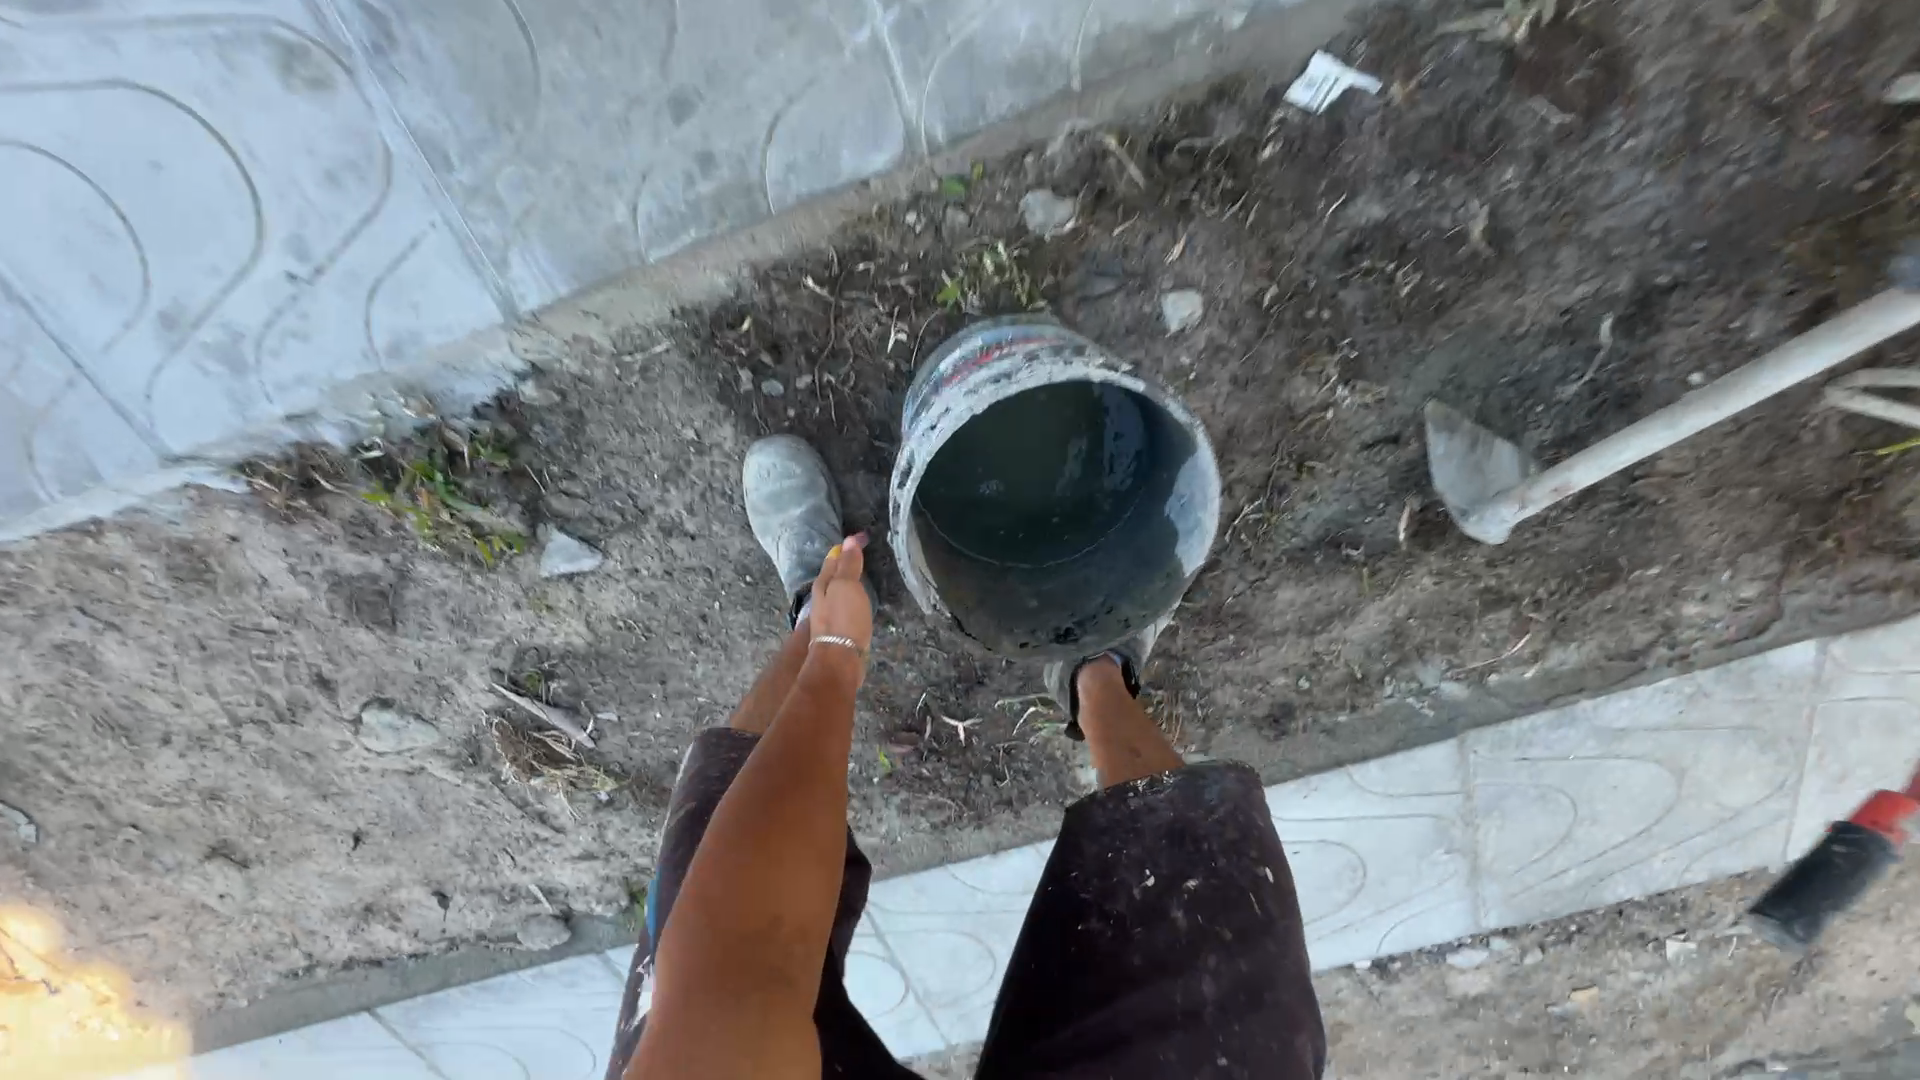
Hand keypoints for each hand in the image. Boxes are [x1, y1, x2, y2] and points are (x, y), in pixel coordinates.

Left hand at [808, 532, 871, 656]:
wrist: (840, 659)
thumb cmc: (843, 619)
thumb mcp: (847, 586)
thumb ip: (848, 564)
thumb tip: (849, 540)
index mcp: (823, 584)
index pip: (834, 558)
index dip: (847, 546)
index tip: (862, 537)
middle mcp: (823, 598)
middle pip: (833, 575)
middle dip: (845, 563)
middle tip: (861, 553)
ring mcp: (830, 615)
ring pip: (839, 592)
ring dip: (848, 582)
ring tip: (862, 576)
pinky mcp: (839, 630)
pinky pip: (846, 607)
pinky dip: (853, 599)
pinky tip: (860, 603)